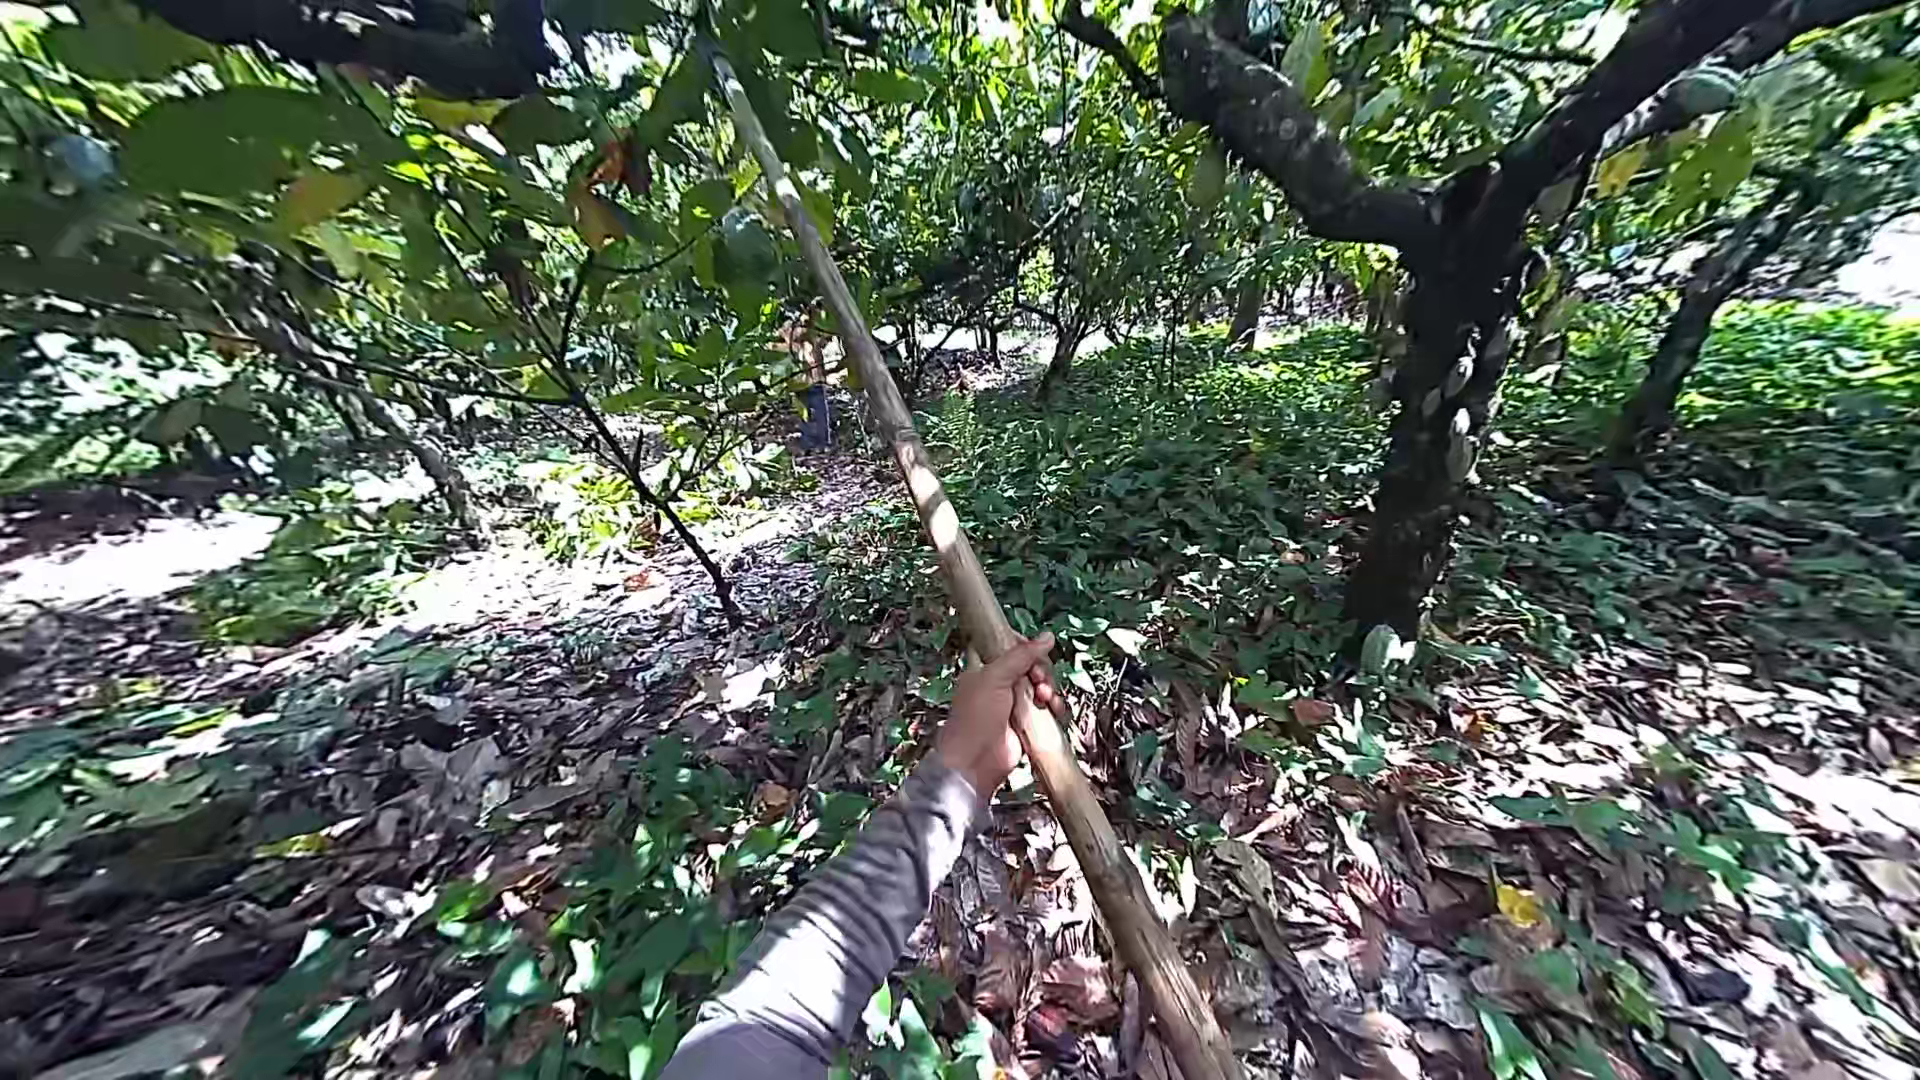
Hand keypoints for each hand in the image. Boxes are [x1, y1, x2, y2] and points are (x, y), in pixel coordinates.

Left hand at [937, 633, 1057, 797]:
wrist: (975, 761)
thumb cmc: (977, 715)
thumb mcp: (995, 677)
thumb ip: (1020, 656)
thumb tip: (1048, 636)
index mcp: (985, 665)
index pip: (1008, 644)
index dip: (1024, 645)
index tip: (1033, 651)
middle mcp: (1000, 681)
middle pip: (1030, 663)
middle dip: (1040, 669)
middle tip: (1039, 680)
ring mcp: (1014, 701)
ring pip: (1040, 684)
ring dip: (1048, 688)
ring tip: (1045, 698)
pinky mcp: (1027, 720)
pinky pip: (1046, 706)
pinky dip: (1053, 705)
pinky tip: (1054, 709)